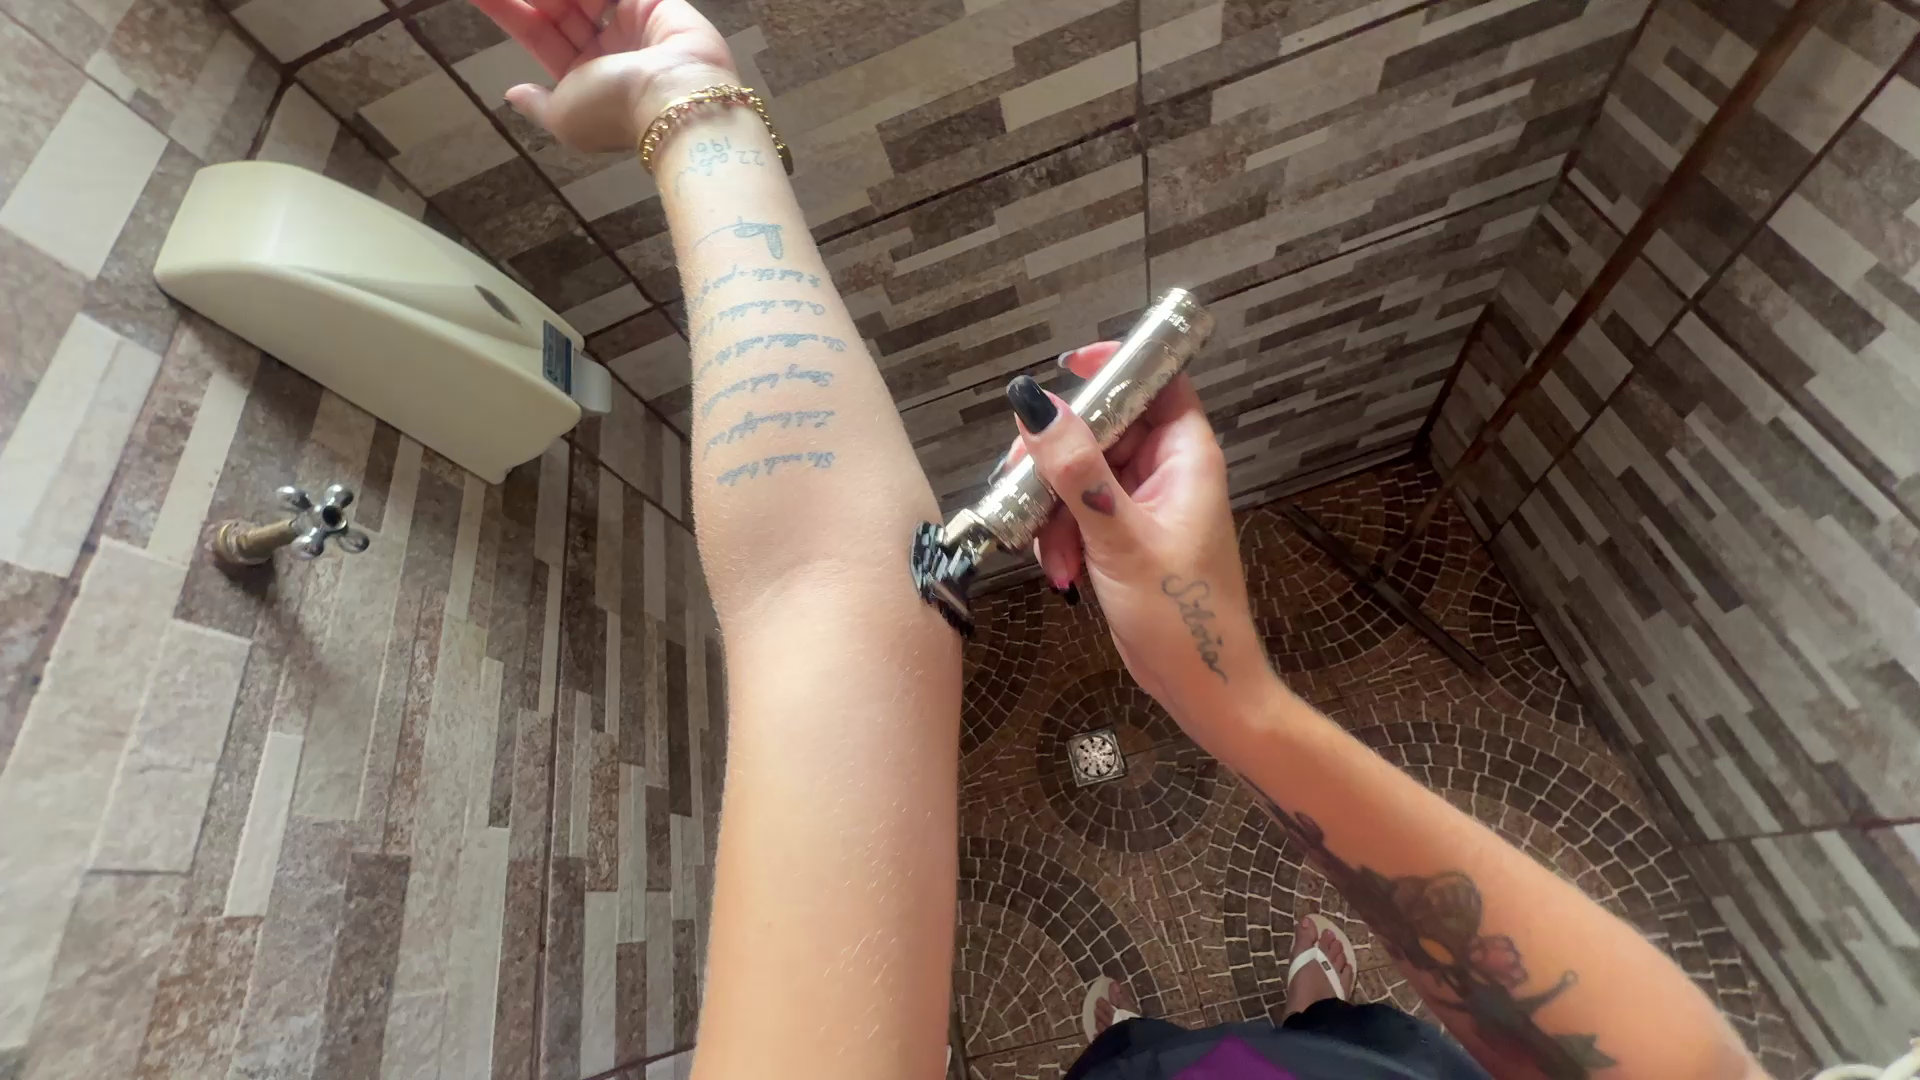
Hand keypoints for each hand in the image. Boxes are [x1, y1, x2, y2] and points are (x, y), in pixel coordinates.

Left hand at [469, 0, 737, 151]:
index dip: (507, 11)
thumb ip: (539, 106)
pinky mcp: (657, 2)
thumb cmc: (618, 113)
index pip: (539, 34)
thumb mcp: (566, 121)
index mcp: (589, 79)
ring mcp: (633, 23)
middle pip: (557, 6)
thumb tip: (514, 96)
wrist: (675, 100)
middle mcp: (610, 51)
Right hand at [1001, 348, 1271, 745]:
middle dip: (1057, 459)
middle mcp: (1165, 471)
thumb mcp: (1120, 537)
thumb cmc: (1179, 613)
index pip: (1156, 381)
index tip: (1063, 368)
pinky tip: (1061, 570)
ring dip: (1054, 510)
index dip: (1115, 366)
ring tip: (1051, 553)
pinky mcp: (1123, 535)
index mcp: (1185, 456)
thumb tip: (1034, 404)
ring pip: (1082, 475)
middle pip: (1102, 430)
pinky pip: (1081, 512)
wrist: (1198, 684)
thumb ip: (1077, 471)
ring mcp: (1142, 505)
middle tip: (1019, 482)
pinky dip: (1063, 536)